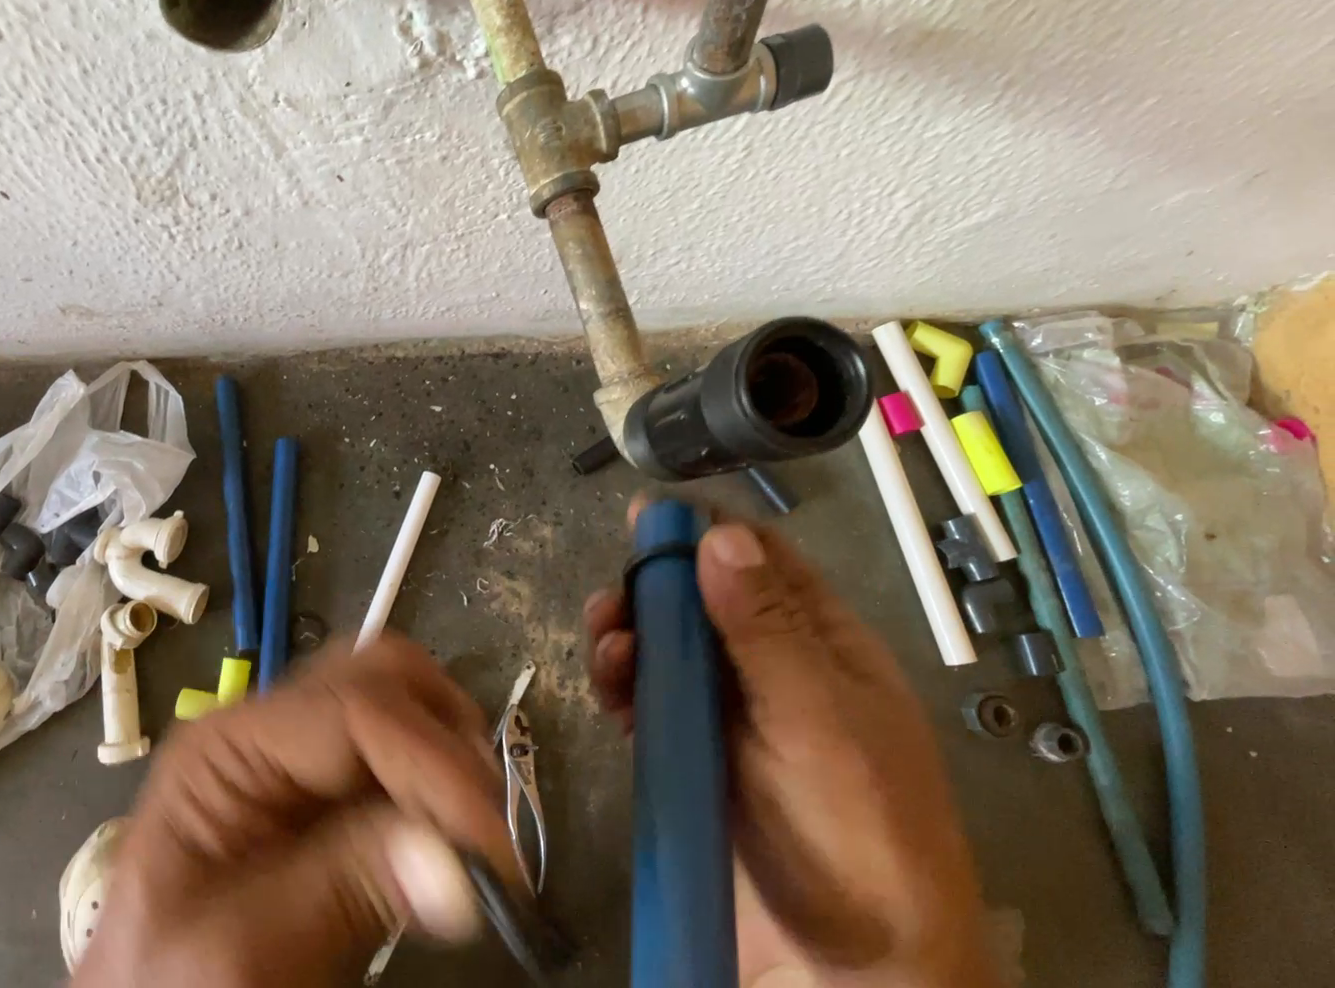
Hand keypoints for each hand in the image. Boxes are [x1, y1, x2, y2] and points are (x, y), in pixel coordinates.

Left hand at [73, 637, 522, 987]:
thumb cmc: (169, 985)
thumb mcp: (240, 951)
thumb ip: (341, 890)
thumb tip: (456, 859)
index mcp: (227, 748)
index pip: (353, 710)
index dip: (434, 764)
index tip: (494, 846)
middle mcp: (265, 730)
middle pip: (375, 674)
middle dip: (444, 731)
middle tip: (486, 822)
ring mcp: (296, 755)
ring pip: (396, 698)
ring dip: (450, 747)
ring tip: (476, 829)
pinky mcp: (325, 791)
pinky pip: (398, 751)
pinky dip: (440, 777)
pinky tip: (454, 830)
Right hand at [586, 499, 996, 986]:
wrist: (846, 967)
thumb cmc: (855, 830)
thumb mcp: (818, 719)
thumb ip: (765, 628)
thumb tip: (721, 534)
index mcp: (822, 646)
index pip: (761, 563)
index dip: (706, 533)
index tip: (646, 518)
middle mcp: (772, 668)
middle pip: (700, 600)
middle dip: (653, 589)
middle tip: (614, 599)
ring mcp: (729, 713)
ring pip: (667, 647)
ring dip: (630, 635)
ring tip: (607, 648)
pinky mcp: (692, 754)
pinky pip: (648, 699)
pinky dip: (623, 684)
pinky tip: (608, 687)